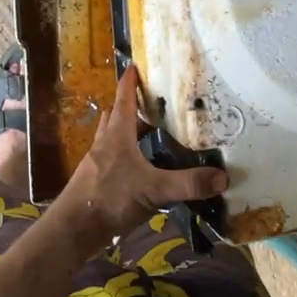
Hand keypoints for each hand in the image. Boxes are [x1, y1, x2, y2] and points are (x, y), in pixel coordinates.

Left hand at [48, 66, 228, 251]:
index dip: (129, 83)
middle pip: (116, 120)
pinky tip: (139, 174)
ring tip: (146, 138)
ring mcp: (97, 167)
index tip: (133, 66)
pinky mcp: (95, 186)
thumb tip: (222, 178)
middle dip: (131, 111)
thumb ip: (188, 184)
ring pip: (111, 142)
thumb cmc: (110, 199)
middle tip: (150, 107)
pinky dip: (125, 162)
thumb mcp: (154, 190)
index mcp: (117, 137)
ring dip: (126, 136)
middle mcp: (104, 147)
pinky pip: (112, 165)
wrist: (74, 229)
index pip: (123, 101)